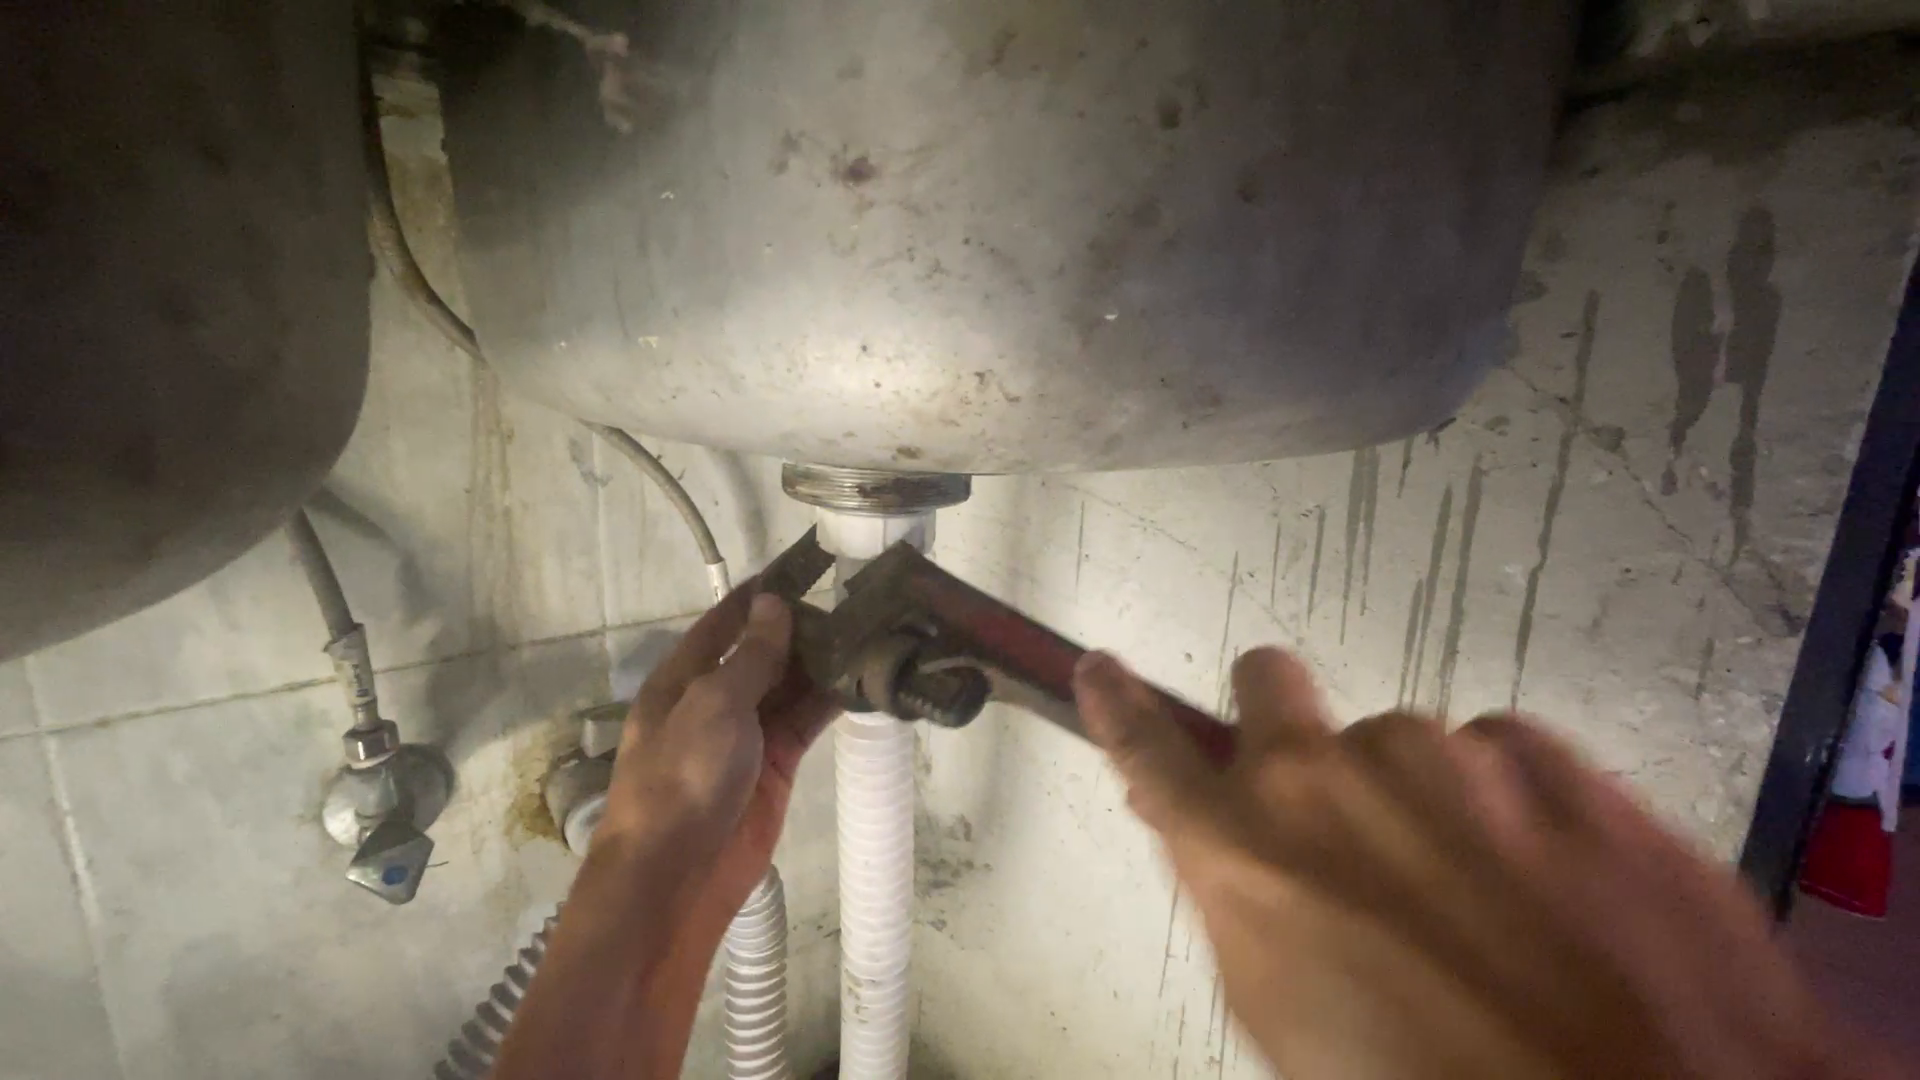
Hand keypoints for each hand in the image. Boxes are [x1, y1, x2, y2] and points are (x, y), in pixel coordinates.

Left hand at [600, 586, 839, 919]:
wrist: (677, 878)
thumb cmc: (682, 778)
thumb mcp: (713, 706)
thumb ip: (751, 656)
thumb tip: (774, 604)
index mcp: (685, 678)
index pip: (726, 621)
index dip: (761, 594)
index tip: (804, 567)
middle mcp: (716, 698)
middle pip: (764, 652)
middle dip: (802, 627)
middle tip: (856, 599)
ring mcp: (748, 732)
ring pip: (790, 685)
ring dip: (822, 662)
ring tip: (869, 630)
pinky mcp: (776, 764)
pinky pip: (806, 721)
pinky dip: (830, 701)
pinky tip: (862, 678)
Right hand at [1075, 647, 1862, 1079]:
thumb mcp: (1278, 1010)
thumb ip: (1230, 893)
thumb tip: (1200, 821)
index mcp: (1245, 844)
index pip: (1147, 747)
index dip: (1114, 703)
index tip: (1097, 667)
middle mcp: (1324, 772)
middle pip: (1267, 678)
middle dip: (1282, 722)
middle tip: (1334, 798)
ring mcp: (1442, 754)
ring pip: (1401, 739)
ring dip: (1414, 791)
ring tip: (1483, 893)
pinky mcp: (1551, 758)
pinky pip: (1499, 750)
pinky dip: (1506, 799)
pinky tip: (1556, 882)